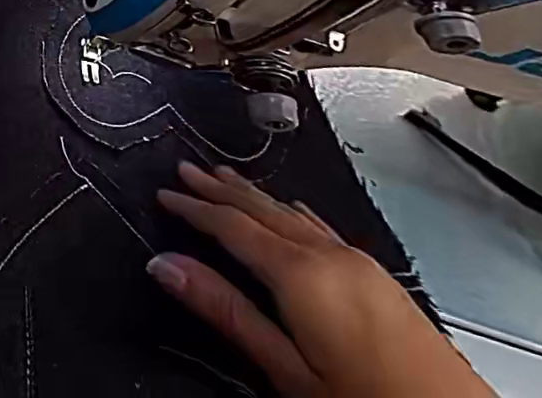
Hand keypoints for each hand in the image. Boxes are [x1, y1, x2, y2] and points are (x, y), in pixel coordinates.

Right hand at [151, 163, 493, 397]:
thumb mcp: (286, 370)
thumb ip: (226, 311)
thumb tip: (168, 266)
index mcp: (301, 274)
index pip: (231, 226)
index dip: (194, 207)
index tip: (166, 194)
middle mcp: (329, 255)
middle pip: (259, 208)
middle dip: (218, 188)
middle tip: (186, 171)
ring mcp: (356, 261)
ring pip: (288, 211)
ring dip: (250, 194)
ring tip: (223, 178)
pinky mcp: (375, 274)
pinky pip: (317, 225)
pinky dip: (287, 210)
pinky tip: (287, 209)